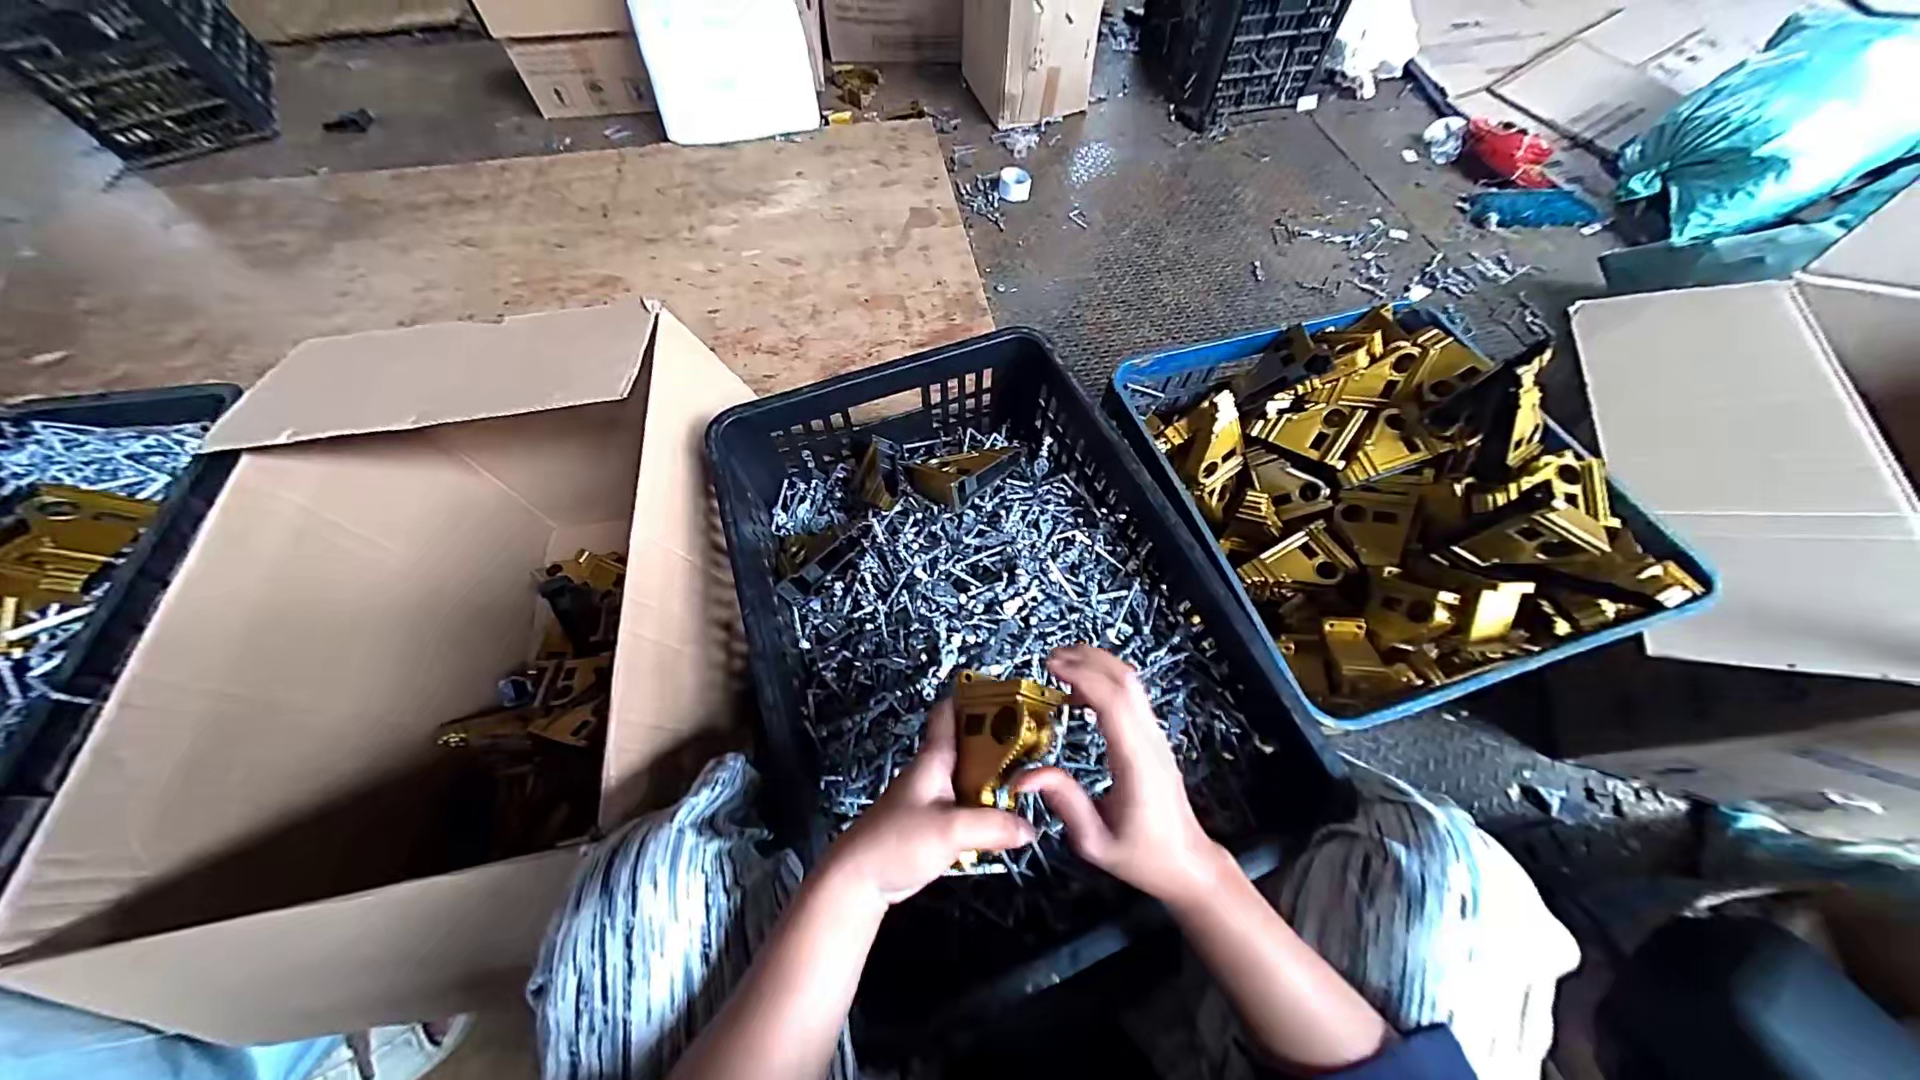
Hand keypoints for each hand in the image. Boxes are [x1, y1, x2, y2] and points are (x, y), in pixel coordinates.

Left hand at [819, 698, 1036, 909]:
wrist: (859, 879)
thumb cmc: (898, 840)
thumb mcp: (951, 830)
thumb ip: (993, 827)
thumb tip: (1031, 828)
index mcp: (934, 758)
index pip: (950, 713)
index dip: (974, 699)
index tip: (1007, 699)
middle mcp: (934, 772)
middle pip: (969, 745)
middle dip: (998, 742)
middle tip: (1033, 745)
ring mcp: (933, 798)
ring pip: (970, 777)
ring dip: (995, 777)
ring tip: (1029, 779)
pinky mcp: (934, 823)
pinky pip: (967, 805)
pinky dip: (986, 806)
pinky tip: (1006, 816)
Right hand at [1014, 645, 1231, 904]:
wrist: (1187, 863)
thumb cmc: (1143, 856)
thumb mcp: (1095, 842)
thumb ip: (1064, 803)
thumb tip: (1024, 777)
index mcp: (1136, 762)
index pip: (1113, 703)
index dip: (1083, 676)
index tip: (1052, 666)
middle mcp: (1150, 741)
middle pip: (1125, 681)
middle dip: (1087, 660)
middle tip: (1051, 658)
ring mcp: (1155, 736)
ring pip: (1131, 683)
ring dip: (1098, 665)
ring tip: (1062, 665)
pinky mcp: (1152, 738)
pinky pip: (1131, 696)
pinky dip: (1105, 681)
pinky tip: (1080, 692)